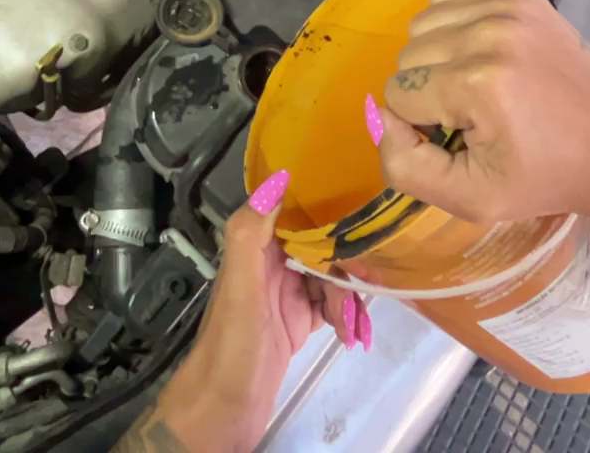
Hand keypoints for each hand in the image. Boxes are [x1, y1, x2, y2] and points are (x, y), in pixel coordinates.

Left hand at [125, 172, 363, 452]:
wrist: (223, 410)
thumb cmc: (231, 345)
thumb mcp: (241, 284)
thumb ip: (252, 232)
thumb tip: (277, 178)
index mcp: (254, 247)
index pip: (291, 211)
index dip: (322, 208)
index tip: (356, 210)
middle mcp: (269, 265)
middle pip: (317, 245)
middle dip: (344, 261)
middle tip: (367, 281)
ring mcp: (284, 295)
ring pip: (326, 276)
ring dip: (347, 296)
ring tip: (352, 324)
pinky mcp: (296, 323)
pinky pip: (328, 307)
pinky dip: (344, 317)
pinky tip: (351, 335)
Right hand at [371, 0, 589, 226]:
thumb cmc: (544, 177)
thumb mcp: (470, 199)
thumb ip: (406, 166)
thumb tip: (383, 118)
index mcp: (478, 84)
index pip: (397, 93)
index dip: (419, 123)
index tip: (461, 137)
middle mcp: (488, 33)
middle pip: (407, 56)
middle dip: (426, 89)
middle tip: (471, 114)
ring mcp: (506, 5)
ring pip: (421, 24)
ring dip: (436, 55)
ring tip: (475, 81)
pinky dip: (451, 24)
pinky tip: (479, 51)